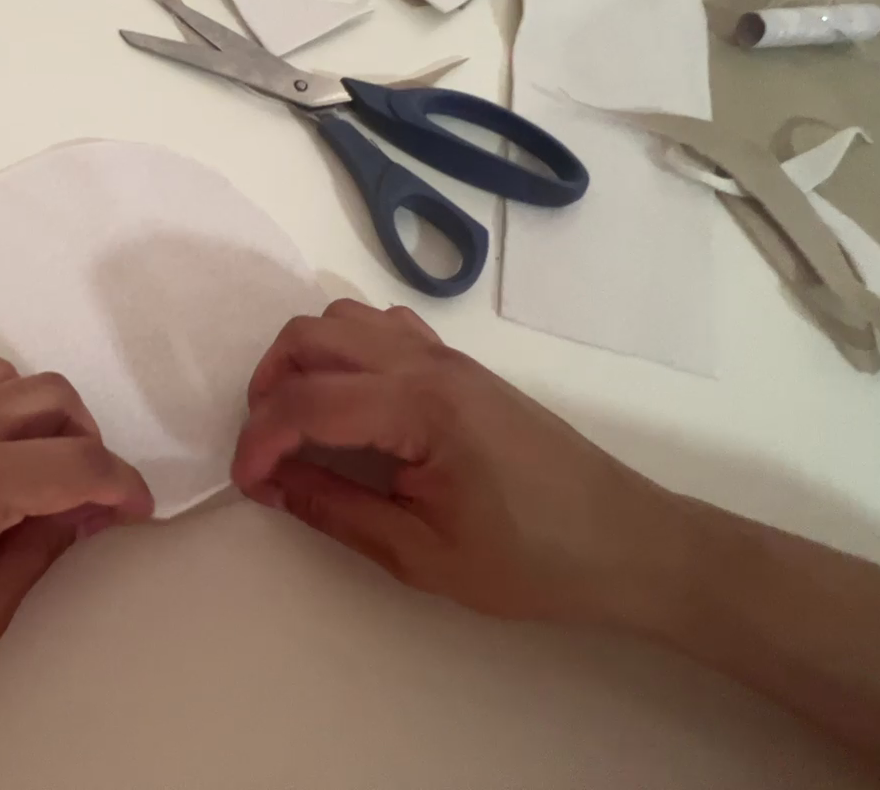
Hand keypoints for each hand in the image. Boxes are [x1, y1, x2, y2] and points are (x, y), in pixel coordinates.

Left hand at [0, 357, 154, 754]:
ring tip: (36, 463)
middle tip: (90, 494)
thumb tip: (90, 510)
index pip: (81, 461)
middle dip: (88, 439)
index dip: (123, 484)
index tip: (138, 510)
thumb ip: (45, 546)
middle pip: (51, 396)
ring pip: (0, 375)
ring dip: (34, 410)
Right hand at [232, 300, 681, 625]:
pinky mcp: (456, 360)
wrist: (632, 543)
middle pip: (310, 336)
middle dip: (268, 385)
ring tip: (300, 416)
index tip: (247, 484)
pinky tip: (350, 394)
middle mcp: (425, 362)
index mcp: (419, 407)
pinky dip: (343, 346)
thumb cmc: (533, 561)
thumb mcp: (421, 555)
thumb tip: (270, 483)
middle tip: (268, 445)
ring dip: (302, 359)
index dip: (259, 441)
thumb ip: (334, 509)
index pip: (307, 403)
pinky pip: (380, 324)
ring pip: (341, 317)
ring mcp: (443, 353)